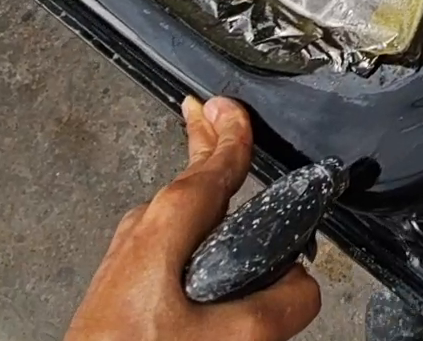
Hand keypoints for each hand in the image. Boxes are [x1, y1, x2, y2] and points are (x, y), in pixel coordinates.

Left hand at [65, 96, 320, 340]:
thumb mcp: (231, 338)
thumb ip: (282, 303)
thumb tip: (304, 284)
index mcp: (168, 225)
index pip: (214, 164)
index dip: (232, 131)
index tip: (231, 104)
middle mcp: (142, 234)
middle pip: (190, 177)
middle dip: (208, 146)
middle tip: (216, 113)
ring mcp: (124, 264)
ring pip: (174, 212)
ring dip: (201, 188)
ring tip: (217, 172)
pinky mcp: (118, 293)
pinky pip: (164, 240)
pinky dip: (189, 222)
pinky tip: (201, 240)